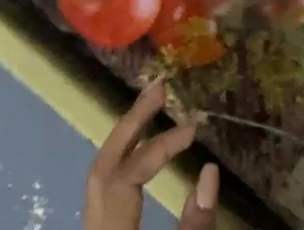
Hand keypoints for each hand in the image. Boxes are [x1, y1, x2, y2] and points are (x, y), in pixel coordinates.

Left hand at [85, 80, 219, 229]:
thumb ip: (196, 225)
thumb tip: (210, 171)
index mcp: (109, 228)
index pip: (128, 174)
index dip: (161, 146)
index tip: (193, 128)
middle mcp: (93, 222)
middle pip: (104, 164)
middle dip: (133, 122)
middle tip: (160, 87)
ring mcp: (93, 224)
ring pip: (102, 171)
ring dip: (128, 136)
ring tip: (154, 106)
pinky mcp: (101, 226)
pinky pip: (106, 183)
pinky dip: (124, 157)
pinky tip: (144, 147)